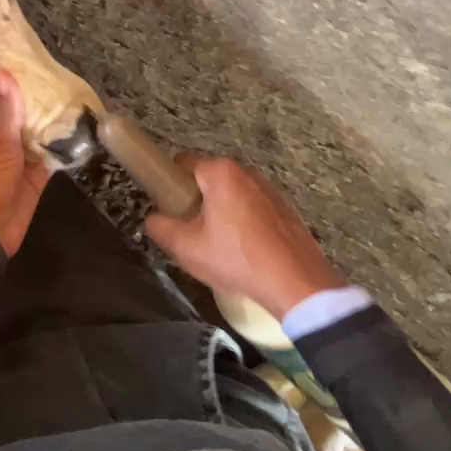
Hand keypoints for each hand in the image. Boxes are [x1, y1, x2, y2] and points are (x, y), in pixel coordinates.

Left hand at [0, 71, 50, 256]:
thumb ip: (4, 111)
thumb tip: (2, 72)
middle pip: (3, 113)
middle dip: (17, 95)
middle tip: (37, 66)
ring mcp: (12, 158)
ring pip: (27, 132)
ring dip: (41, 118)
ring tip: (61, 88)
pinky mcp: (31, 174)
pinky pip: (46, 154)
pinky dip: (58, 144)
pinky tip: (76, 125)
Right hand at [143, 156, 346, 317]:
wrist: (298, 286)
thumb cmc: (237, 260)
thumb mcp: (186, 248)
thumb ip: (159, 228)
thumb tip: (152, 219)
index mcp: (221, 173)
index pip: (183, 163)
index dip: (170, 184)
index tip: (170, 209)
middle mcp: (247, 173)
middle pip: (209, 180)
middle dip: (198, 201)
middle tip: (193, 232)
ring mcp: (271, 191)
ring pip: (234, 195)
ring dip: (224, 212)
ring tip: (222, 246)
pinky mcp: (288, 210)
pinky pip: (256, 209)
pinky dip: (247, 224)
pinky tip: (248, 252)